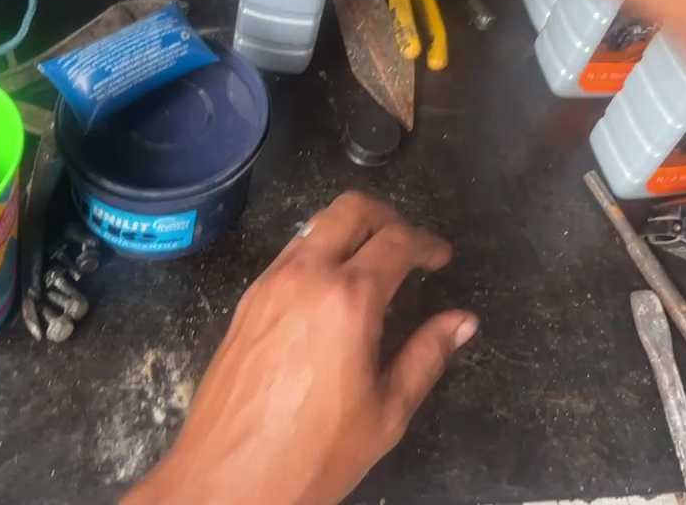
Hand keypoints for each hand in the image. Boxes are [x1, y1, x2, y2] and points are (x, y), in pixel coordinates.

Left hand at [127, 193, 476, 504]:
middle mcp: (308, 273)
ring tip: (374, 264)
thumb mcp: (386, 413)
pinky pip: (293, 250)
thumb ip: (427, 355)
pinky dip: (322, 250)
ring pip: (319, 223)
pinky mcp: (249, 297)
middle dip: (389, 216)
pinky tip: (334, 289)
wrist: (222, 484)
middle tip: (408, 248)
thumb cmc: (313, 454)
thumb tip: (464, 320)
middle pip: (353, 208)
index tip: (441, 258)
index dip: (427, 243)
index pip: (397, 241)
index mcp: (348, 299)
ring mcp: (272, 281)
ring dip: (353, 229)